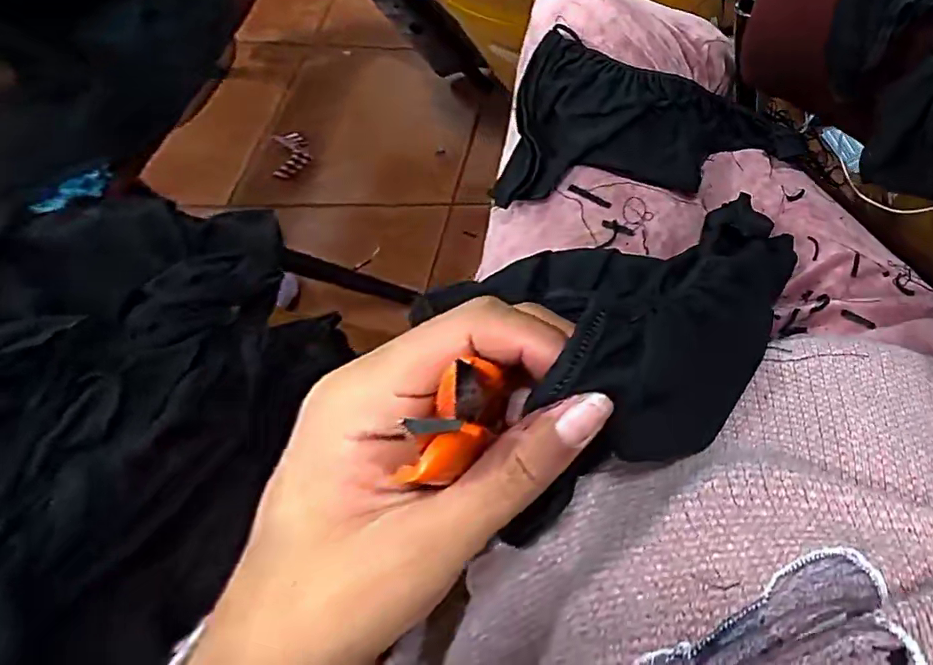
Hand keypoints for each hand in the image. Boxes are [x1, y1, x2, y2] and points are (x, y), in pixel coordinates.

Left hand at [190, 298, 609, 664]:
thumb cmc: (333, 606)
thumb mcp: (435, 541)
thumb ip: (521, 467)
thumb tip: (600, 402)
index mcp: (365, 391)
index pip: (474, 324)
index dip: (537, 340)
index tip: (583, 384)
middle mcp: (381, 376)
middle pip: (487, 330)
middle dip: (543, 360)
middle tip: (581, 405)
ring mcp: (396, 397)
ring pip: (493, 356)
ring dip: (535, 386)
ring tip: (557, 427)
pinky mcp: (414, 419)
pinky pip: (485, 388)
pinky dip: (519, 407)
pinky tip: (529, 438)